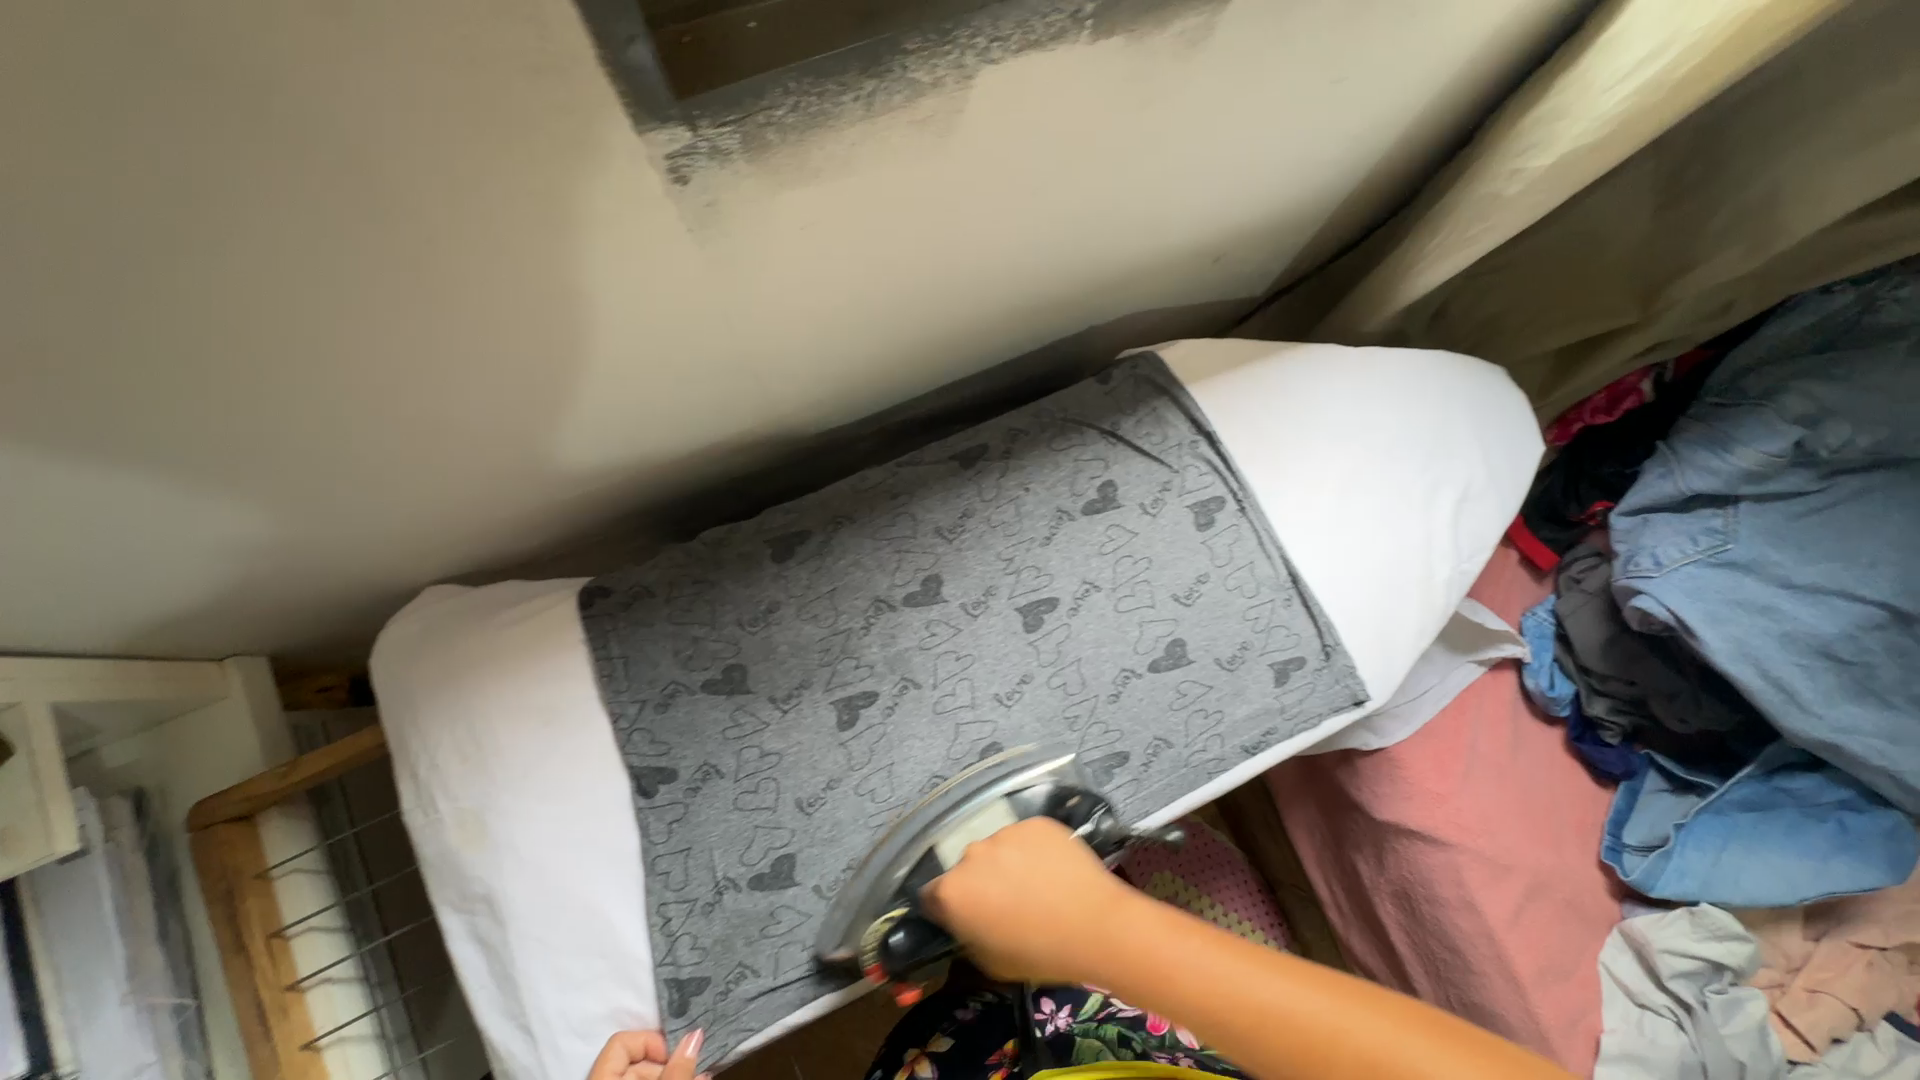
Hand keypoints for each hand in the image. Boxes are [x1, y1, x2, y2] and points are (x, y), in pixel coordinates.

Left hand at [586, 1030, 706, 1079]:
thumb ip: (677, 1069)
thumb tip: (697, 1034)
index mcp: (601, 1078)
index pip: (622, 1041)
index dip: (652, 1043)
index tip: (676, 1055)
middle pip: (636, 1060)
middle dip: (669, 1063)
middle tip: (696, 1072)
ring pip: (643, 1076)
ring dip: (673, 1074)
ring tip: (698, 1077)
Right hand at [918, 816, 1140, 984]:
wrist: (1096, 925)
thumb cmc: (1039, 953)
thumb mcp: (989, 961)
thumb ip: (966, 936)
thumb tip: (966, 922)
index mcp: (952, 892)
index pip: (931, 897)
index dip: (947, 910)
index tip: (967, 919)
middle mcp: (970, 855)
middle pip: (966, 869)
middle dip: (979, 884)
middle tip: (1006, 904)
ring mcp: (1003, 833)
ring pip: (996, 850)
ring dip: (1005, 864)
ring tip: (1035, 886)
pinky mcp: (1033, 822)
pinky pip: (1024, 836)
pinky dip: (1031, 850)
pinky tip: (1052, 869)